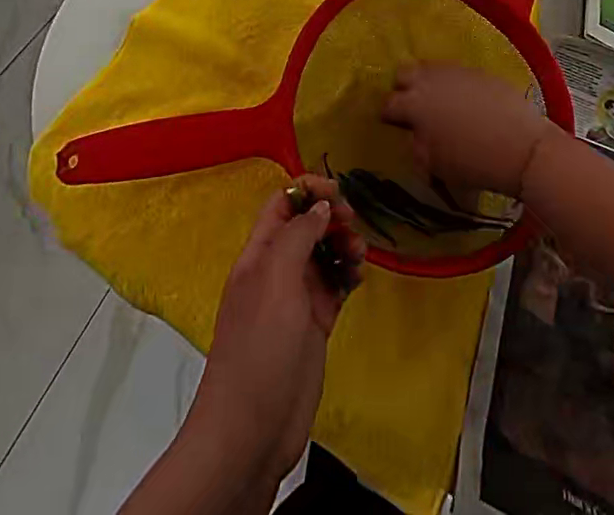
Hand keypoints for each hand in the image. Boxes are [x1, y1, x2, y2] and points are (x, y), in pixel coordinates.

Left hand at [189, 176, 364, 484]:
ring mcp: (296, 298)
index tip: (340, 192)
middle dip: (330, 216)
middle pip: (305, 227)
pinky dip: (347, 275)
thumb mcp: (275, 282)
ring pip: (323, 255)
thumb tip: (320, 205)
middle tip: (354, 223)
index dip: (307, 191)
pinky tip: (357, 275)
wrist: (254, 422)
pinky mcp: (315, 324)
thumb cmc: (260, 346)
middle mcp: (276, 269)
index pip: (281, 205)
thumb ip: (296, 238)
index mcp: (259, 253)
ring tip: (359, 253)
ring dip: (342, 245)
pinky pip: (334, 287)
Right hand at [380, 63, 553, 195]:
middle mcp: (429, 81)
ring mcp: (456, 72)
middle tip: (413, 106)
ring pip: (431, 68)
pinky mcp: (481, 72)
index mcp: (412, 104)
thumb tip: (413, 135)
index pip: (388, 104)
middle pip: (403, 73)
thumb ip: (415, 146)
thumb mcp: (432, 165)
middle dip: (403, 88)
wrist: (525, 150)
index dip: (388, 115)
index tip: (393, 124)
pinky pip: (458, 73)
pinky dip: (455, 84)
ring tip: (439, 100)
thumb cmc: (472, 162)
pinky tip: (466, 100)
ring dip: (428, 82)